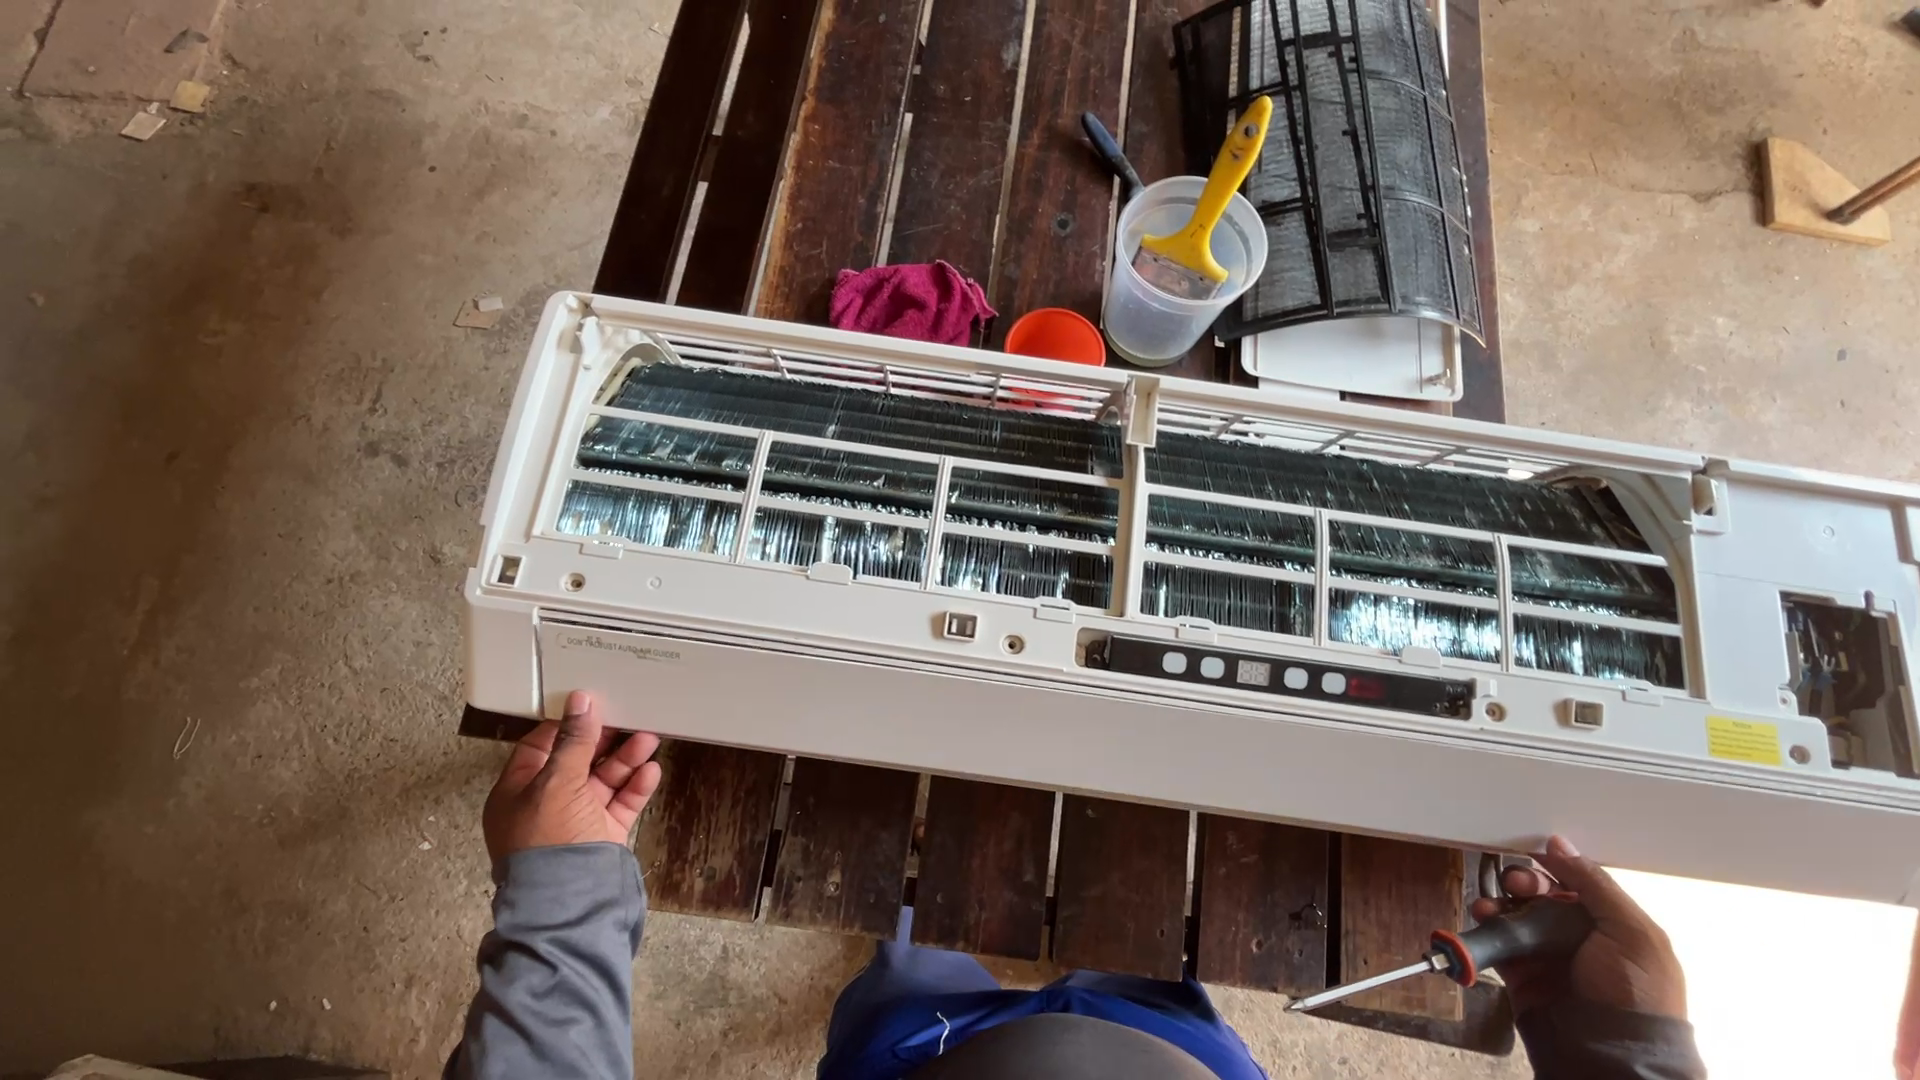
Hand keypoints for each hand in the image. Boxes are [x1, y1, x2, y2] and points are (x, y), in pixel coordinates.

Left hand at [482, 690, 663, 861]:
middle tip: (627, 717)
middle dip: (603, 740)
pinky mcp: (603, 833)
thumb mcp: (557, 782)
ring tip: (649, 739)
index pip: (539, 747)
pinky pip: (621, 802)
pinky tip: (650, 769)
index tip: (589, 705)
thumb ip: (573, 741)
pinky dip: (636, 785)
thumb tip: (580, 701)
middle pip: (576, 761)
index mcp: (518, 792)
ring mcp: (576, 820)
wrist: (570, 901)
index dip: (564, 725)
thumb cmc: (549, 841)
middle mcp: (546, 804)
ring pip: (603, 779)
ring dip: (626, 759)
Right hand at [1469, 835, 1686, 1019]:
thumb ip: (1596, 886)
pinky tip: (1483, 917)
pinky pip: (1496, 938)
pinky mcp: (1520, 969)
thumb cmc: (1634, 991)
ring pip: (1515, 911)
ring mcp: (1546, 952)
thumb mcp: (1633, 935)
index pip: (1576, 882)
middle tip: (1517, 885)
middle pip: (1541, 893)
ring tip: (1491, 906)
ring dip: (1500, 900)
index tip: (1532, 853)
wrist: (1610, 1051)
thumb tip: (1558, 842)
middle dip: (1524, 882)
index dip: (1554, 866)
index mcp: (1611, 924)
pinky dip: (1485, 924)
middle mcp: (1577, 935)